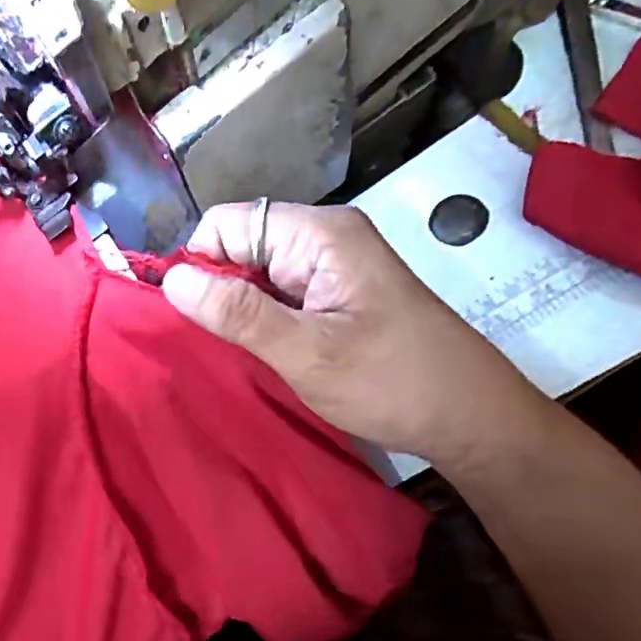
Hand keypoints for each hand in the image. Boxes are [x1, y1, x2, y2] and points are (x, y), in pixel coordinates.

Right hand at [161, 201, 553, 467]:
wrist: (469, 416)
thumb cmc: (392, 382)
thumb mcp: (307, 352)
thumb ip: (238, 313)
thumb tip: (171, 279)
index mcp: (319, 234)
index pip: (227, 224)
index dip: (200, 264)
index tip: (194, 318)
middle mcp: (324, 240)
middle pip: (241, 247)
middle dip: (219, 291)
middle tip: (224, 345)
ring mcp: (333, 269)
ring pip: (258, 276)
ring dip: (241, 312)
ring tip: (246, 354)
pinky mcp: (337, 298)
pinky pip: (280, 298)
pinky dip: (264, 324)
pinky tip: (268, 355)